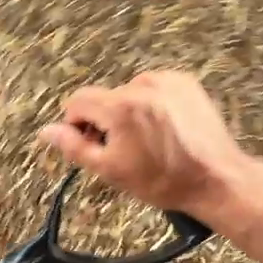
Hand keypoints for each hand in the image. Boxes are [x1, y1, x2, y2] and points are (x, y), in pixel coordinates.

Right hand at [37, 70, 253, 219]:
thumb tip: (47, 131)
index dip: (76, 124)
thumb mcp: (110, 170)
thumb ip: (74, 146)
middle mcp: (142, 85)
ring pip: (128, 93)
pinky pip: (152, 89)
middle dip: (105, 121)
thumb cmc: (162, 180)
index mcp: (120, 106)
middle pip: (104, 98)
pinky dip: (150, 106)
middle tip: (123, 150)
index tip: (92, 144)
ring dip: (128, 113)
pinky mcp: (185, 83)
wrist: (215, 178)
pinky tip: (163, 131)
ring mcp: (166, 81)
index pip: (77, 100)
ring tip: (147, 142)